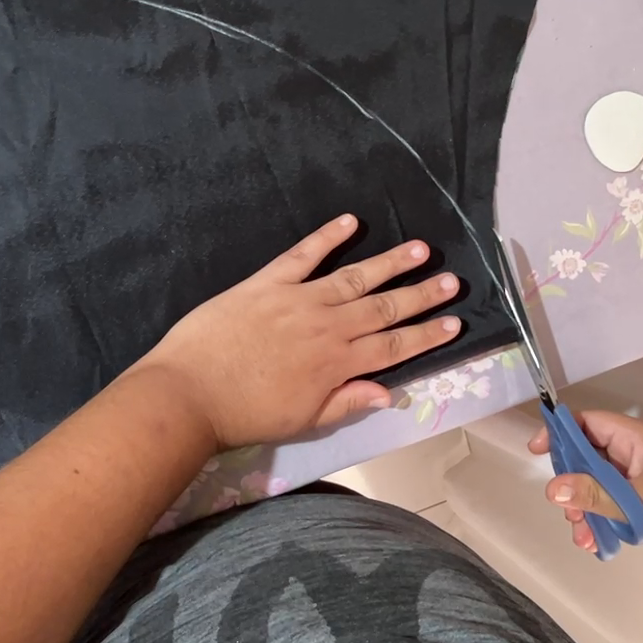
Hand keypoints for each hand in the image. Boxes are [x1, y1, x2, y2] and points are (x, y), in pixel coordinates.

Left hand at [130, 214, 461, 448]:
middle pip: (384, 308)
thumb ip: (347, 402)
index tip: (453, 322)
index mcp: (337, 363)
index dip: (426, 335)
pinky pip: (304, 255)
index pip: (393, 346)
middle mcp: (327, 326)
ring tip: (420, 249)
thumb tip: (390, 392)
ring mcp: (298, 299)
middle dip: (421, 295)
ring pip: (355, 277)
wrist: (188, 393)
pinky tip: (350, 222)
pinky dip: (327, 237)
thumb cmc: (246, 416)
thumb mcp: (303, 420)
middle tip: (452, 281)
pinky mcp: (267, 282)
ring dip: (390, 263)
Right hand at [528, 411, 642, 582]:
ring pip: (597, 484)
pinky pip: (610, 503)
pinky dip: (598, 519)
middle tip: (564, 506)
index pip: (592, 422)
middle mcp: (639, 455)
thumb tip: (551, 487)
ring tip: (581, 532)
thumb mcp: (633, 504)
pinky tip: (593, 542)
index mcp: (641, 441)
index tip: (537, 450)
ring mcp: (642, 480)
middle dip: (573, 482)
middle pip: (590, 455)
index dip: (563, 433)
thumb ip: (591, 494)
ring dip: (584, 507)